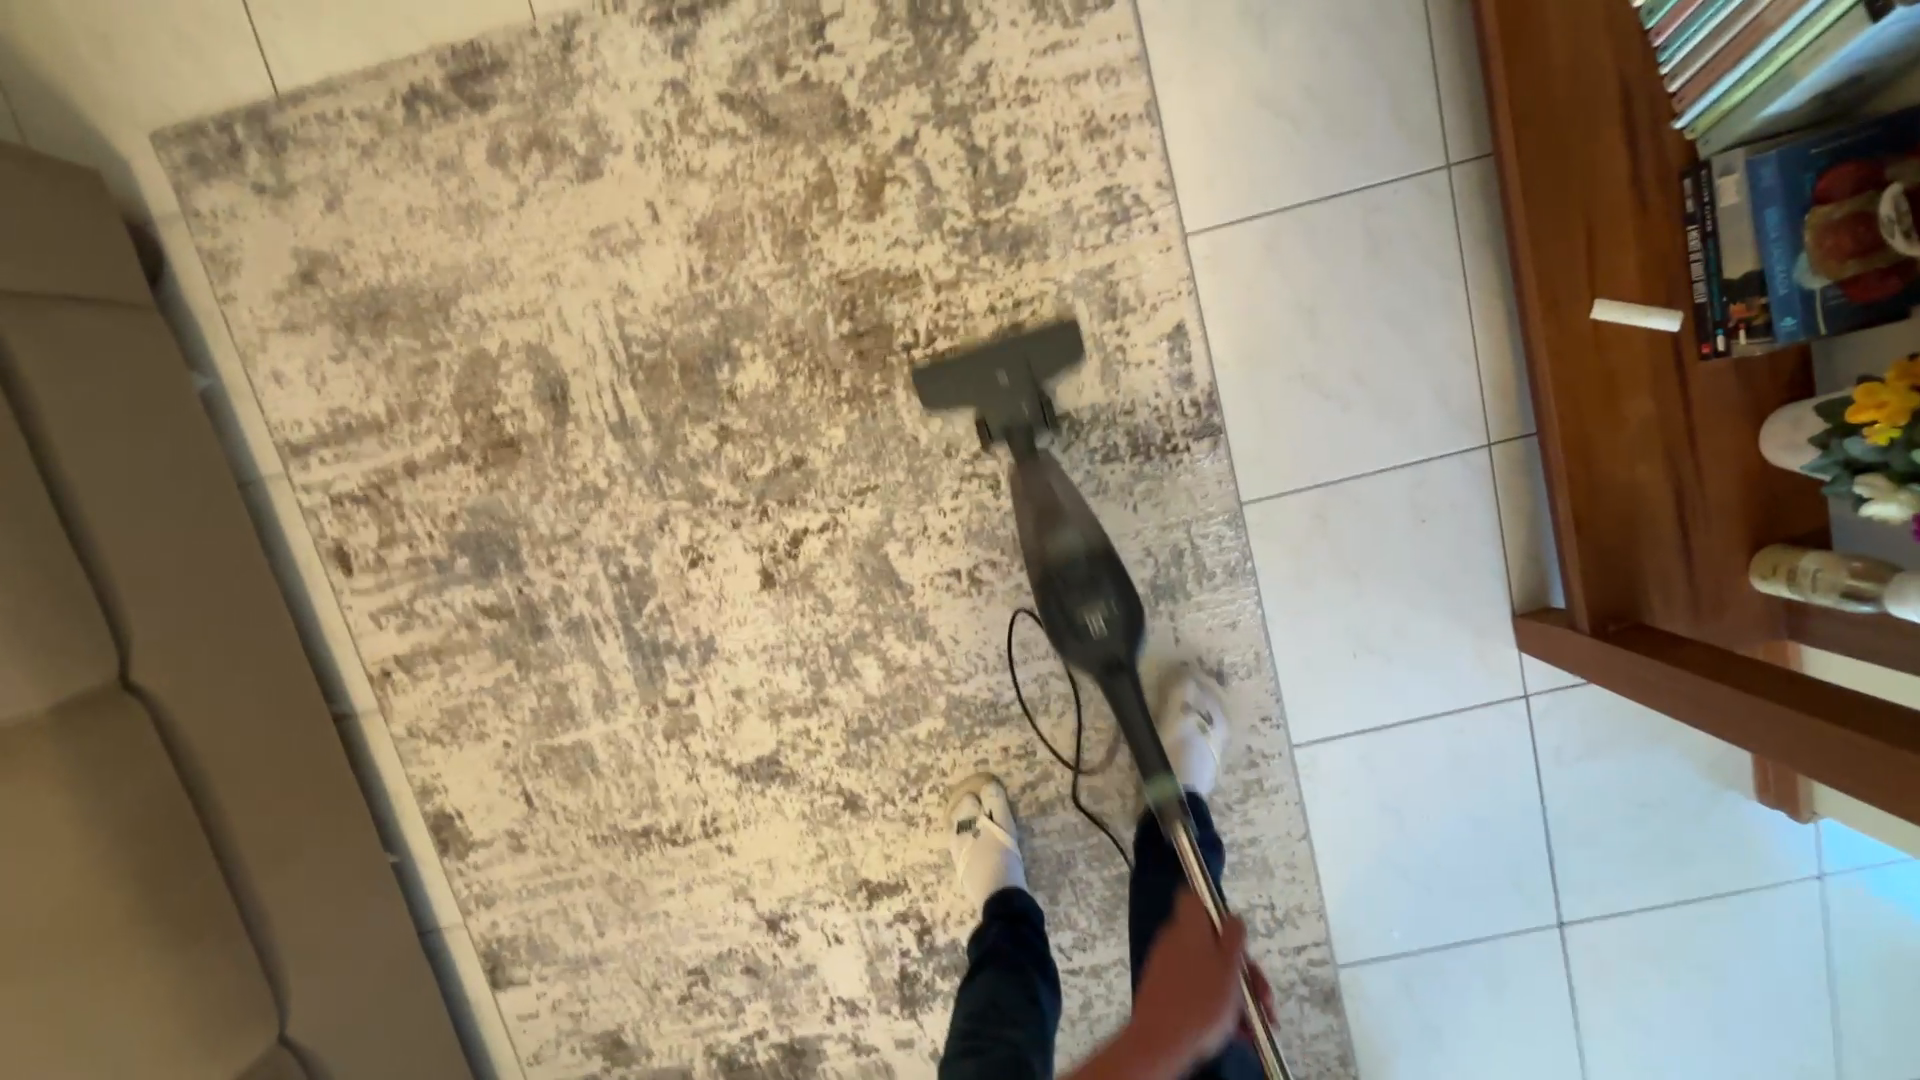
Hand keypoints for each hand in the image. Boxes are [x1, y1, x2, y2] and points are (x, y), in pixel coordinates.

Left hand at [1123, 891, 1265, 1071]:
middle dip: (1243, 969)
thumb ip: (1233, 937)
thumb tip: (1233, 915)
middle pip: (1214, 943)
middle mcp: (1175, 940)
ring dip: (1238, 994)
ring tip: (1259, 1024)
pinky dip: (1220, 1006)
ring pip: (1211, 971)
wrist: (1160, 1041)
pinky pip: (1199, 991)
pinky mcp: (1167, 992)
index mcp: (1188, 926)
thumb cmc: (1200, 1002)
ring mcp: (1168, 966)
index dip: (1217, 910)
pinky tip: (1241, 1032)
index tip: (1237, 936)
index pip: (1195, 898)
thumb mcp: (1228, 966)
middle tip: (1263, 997)